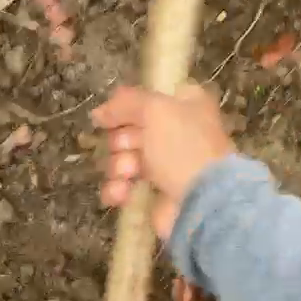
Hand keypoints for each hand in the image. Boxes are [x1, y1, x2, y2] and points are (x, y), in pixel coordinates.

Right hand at [91, 84, 233, 240]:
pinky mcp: (154, 195)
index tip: (111, 116)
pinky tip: (121, 194)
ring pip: (123, 160)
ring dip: (118, 166)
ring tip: (128, 174)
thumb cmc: (183, 147)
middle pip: (130, 131)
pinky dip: (117, 190)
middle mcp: (175, 134)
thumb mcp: (156, 110)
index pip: (147, 98)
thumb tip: (98, 112)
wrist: (202, 201)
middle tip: (127, 148)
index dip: (126, 107)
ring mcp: (164, 167)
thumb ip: (125, 103)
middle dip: (121, 141)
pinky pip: (123, 187)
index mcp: (185, 106)